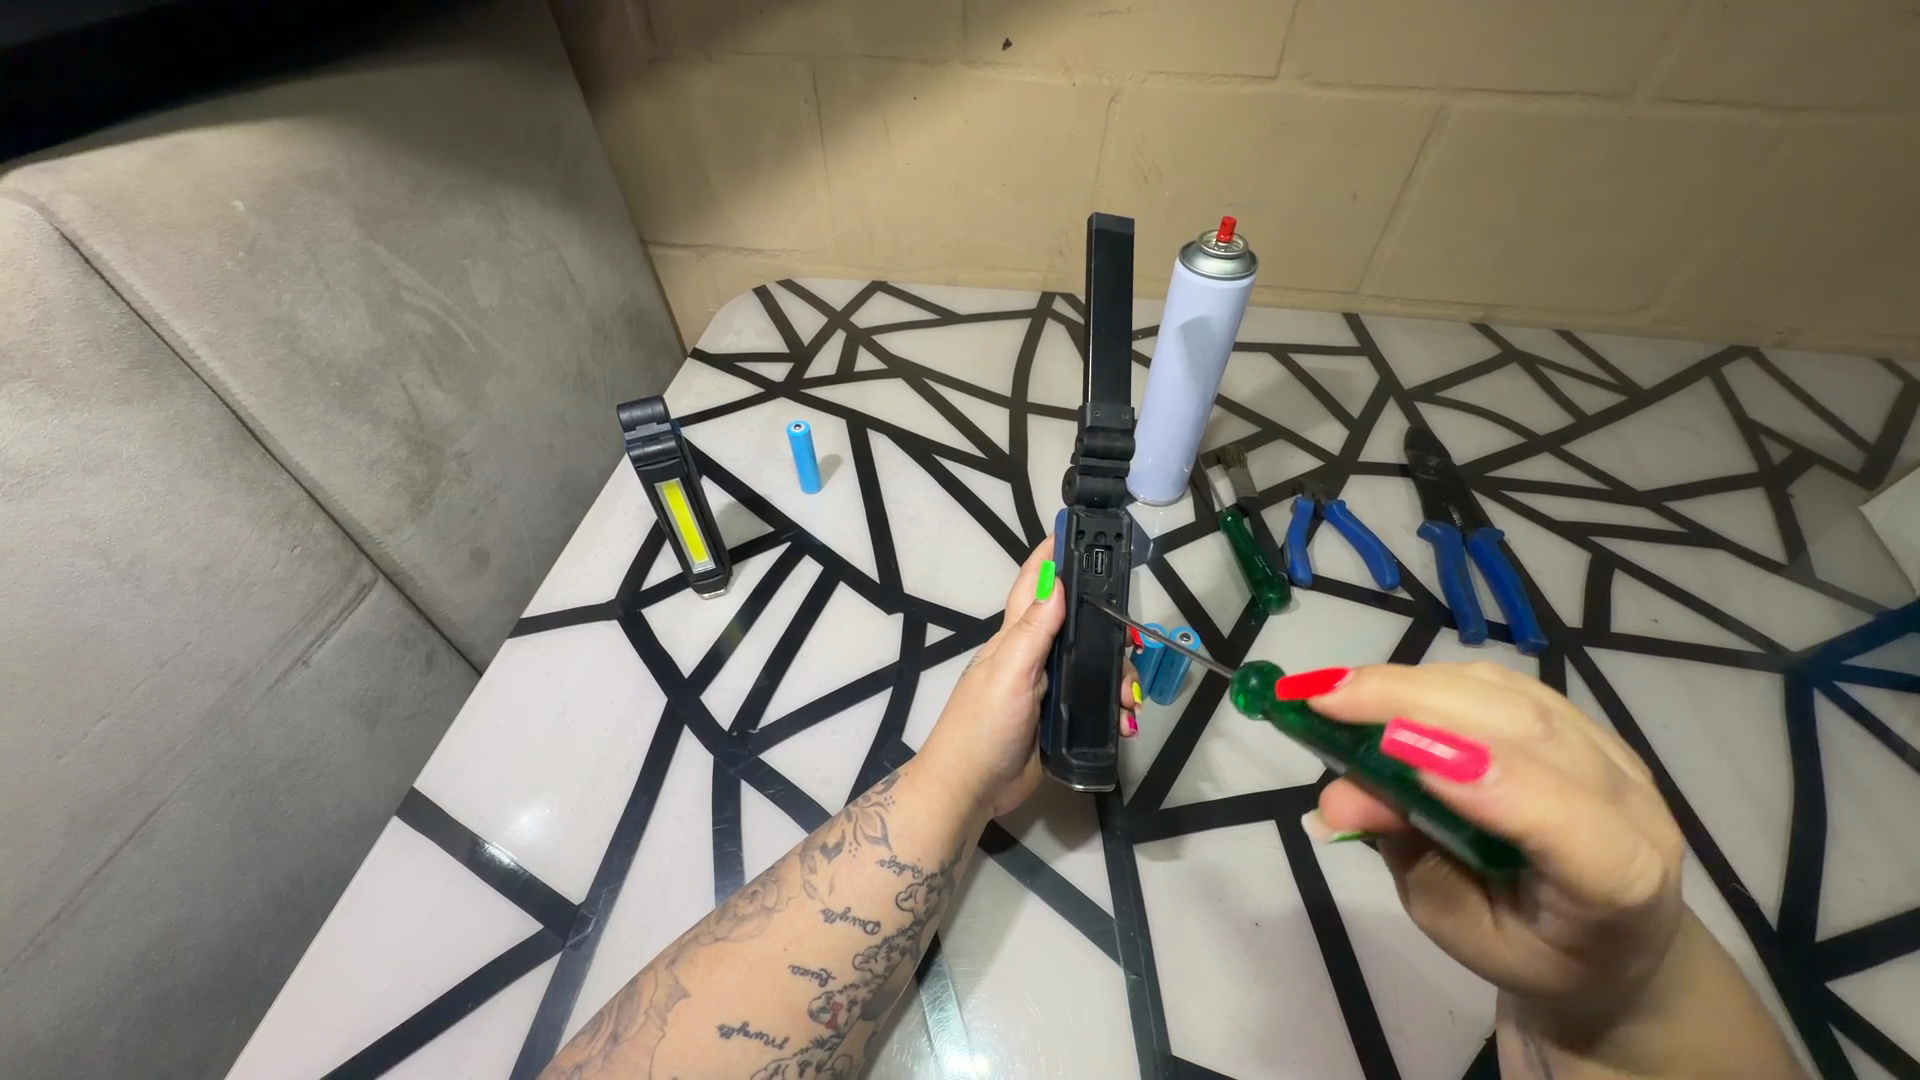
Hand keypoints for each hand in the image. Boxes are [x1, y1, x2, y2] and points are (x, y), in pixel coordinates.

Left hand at [919, 539, 1139, 817]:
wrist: (972, 790)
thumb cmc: (982, 726)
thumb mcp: (1009, 673)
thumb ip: (1033, 631)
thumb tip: (1057, 580)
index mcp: (1015, 638)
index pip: (1035, 585)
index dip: (1051, 556)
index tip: (1074, 530)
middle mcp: (1033, 657)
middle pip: (1078, 624)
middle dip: (1108, 626)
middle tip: (1135, 639)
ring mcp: (1046, 688)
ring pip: (1093, 664)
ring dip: (1118, 674)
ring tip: (1129, 697)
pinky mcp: (1059, 718)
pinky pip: (1095, 700)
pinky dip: (1115, 705)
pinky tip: (1126, 718)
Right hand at [1305, 662, 1685, 1044]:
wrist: (1614, 938)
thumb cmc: (1531, 946)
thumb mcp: (1459, 925)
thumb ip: (1408, 856)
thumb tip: (1334, 799)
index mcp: (1617, 881)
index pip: (1566, 822)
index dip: (1485, 779)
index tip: (1394, 750)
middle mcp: (1626, 802)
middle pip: (1523, 728)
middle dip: (1412, 703)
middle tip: (1322, 699)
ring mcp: (1606, 751)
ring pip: (1504, 693)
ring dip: (1408, 683)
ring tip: (1334, 690)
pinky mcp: (1575, 721)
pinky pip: (1497, 683)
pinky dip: (1426, 679)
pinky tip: (1375, 689)